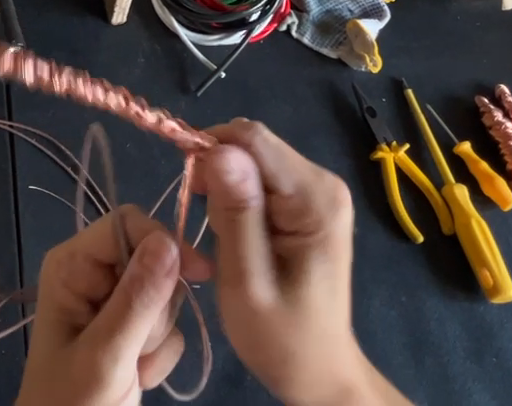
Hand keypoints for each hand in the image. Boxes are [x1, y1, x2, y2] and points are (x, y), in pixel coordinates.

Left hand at [16, 206, 212, 405]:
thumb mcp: (104, 356)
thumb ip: (137, 300)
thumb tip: (169, 241)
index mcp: (73, 264)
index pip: (127, 222)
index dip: (163, 240)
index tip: (198, 272)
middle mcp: (93, 274)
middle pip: (152, 258)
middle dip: (155, 307)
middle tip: (133, 346)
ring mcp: (114, 303)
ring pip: (166, 294)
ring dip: (156, 335)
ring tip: (131, 366)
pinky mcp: (134, 330)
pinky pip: (171, 326)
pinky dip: (159, 355)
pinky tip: (137, 375)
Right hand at [194, 120, 409, 405]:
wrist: (317, 372)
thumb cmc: (281, 337)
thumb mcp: (247, 282)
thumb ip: (236, 213)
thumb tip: (218, 150)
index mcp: (314, 197)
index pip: (251, 139)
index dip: (211, 151)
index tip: (189, 190)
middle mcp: (322, 181)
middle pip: (250, 145)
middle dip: (218, 176)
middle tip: (212, 228)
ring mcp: (316, 187)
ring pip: (249, 157)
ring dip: (225, 188)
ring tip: (227, 238)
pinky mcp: (305, 197)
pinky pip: (256, 174)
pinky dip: (235, 196)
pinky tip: (237, 233)